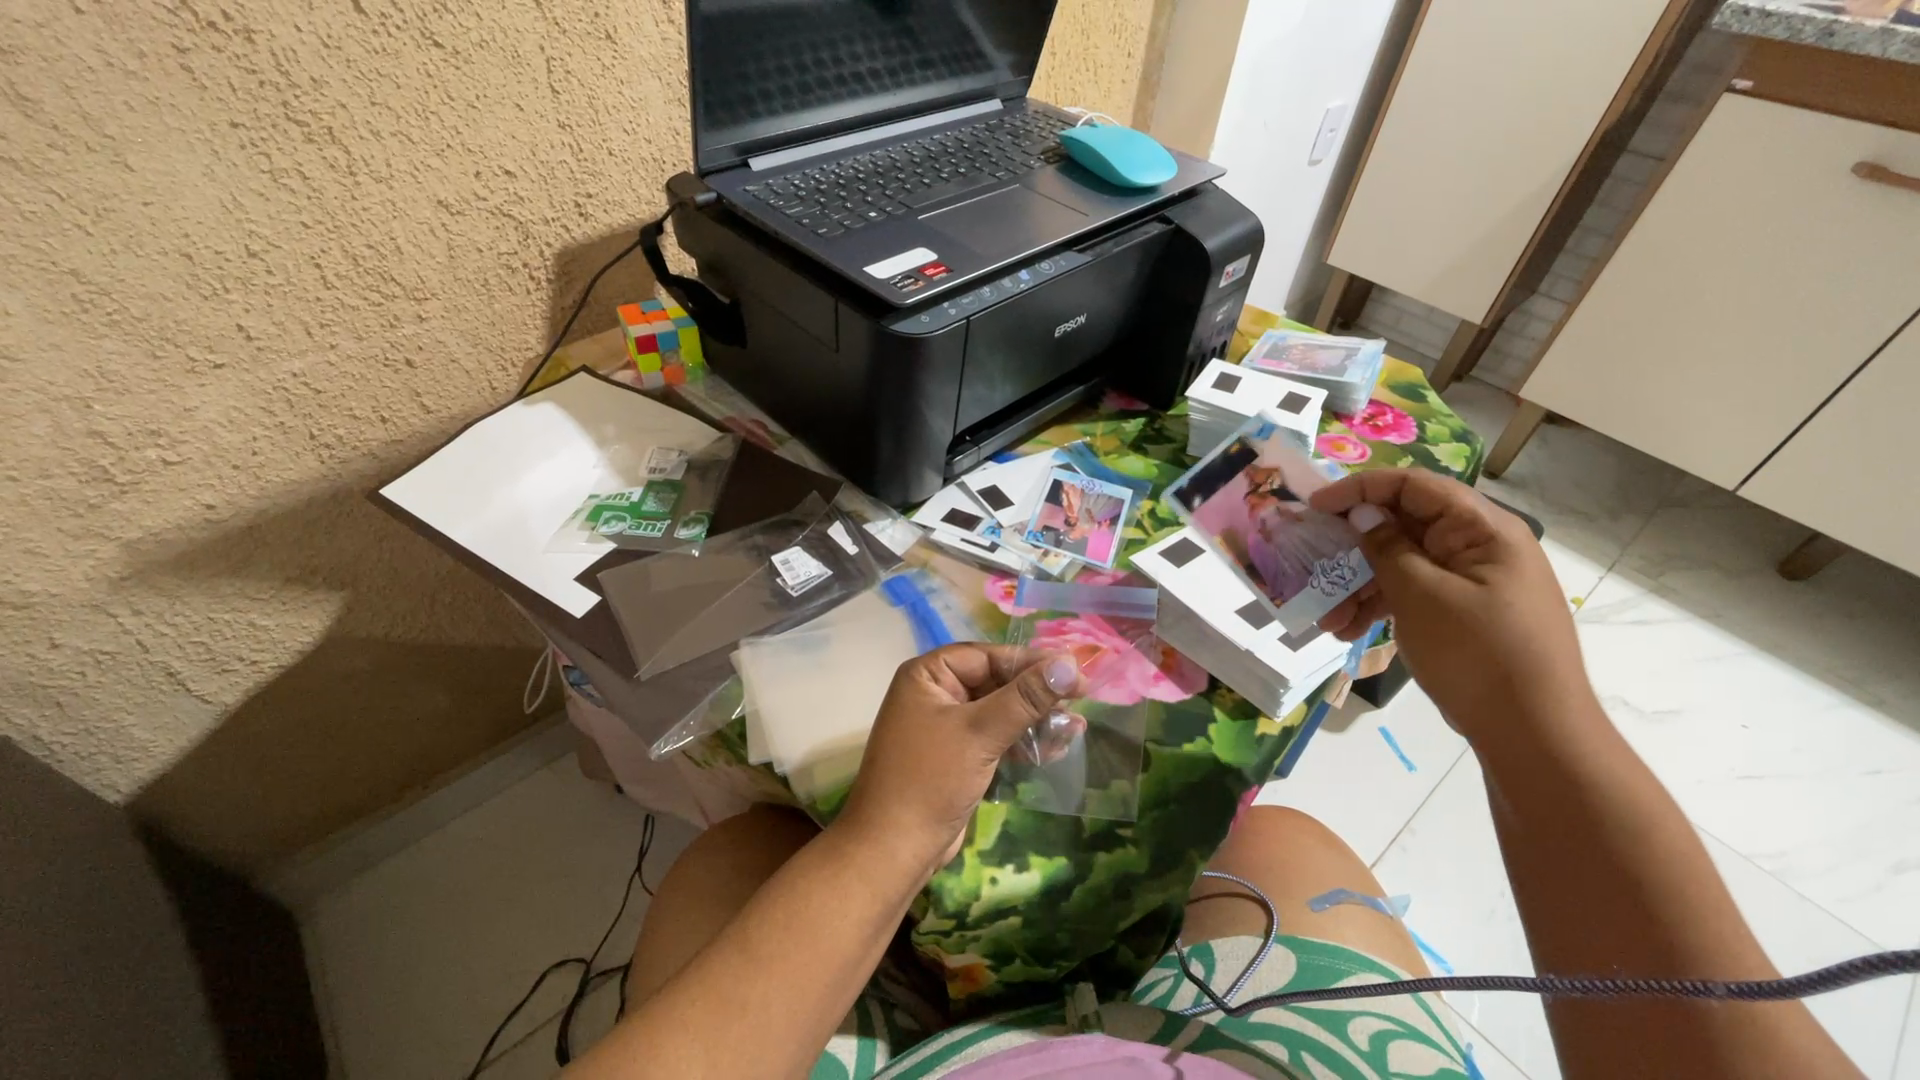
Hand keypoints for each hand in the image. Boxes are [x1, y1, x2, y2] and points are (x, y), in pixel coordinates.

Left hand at [836, 646, 1082, 872]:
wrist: (894, 849)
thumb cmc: (931, 779)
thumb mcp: (981, 732)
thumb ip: (1026, 697)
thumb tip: (1070, 664)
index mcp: (927, 676)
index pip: (988, 656)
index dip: (1031, 662)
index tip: (1075, 672)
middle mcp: (934, 694)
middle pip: (996, 681)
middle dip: (1036, 694)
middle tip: (1080, 700)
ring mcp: (944, 727)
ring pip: (999, 711)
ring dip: (1034, 720)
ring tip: (1074, 728)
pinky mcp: (956, 757)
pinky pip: (995, 737)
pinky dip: (1022, 742)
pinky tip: (1054, 749)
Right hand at [1309, 469, 1588, 737]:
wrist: (1534, 733)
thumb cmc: (1478, 654)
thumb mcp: (1421, 596)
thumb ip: (1386, 547)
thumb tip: (1361, 513)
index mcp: (1482, 529)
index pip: (1413, 486)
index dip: (1359, 489)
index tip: (1313, 507)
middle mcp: (1480, 546)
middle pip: (1405, 525)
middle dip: (1352, 547)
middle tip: (1310, 564)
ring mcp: (1473, 581)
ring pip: (1404, 564)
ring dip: (1360, 586)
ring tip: (1328, 621)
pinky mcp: (1465, 612)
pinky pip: (1414, 593)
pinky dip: (1381, 606)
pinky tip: (1349, 631)